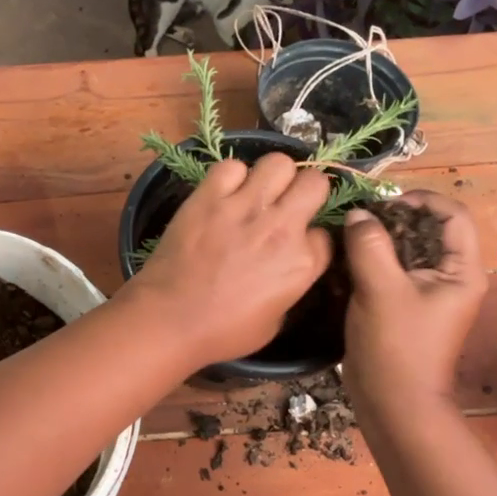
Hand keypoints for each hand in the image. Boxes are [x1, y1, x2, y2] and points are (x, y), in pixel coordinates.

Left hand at [122, 153, 333, 369]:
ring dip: (272, 176)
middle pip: (314, 183)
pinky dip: (230, 176)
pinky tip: (223, 192)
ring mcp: (243, 207)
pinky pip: (230, 167)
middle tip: (287, 202)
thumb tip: (288, 269)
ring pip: (277, 163)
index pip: (326, 233)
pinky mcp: (208, 197)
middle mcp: (281, 228)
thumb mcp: (276, 320)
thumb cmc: (223, 332)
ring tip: (257, 192)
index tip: (296, 243)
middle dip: (307, 190)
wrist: (170, 319)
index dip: (311, 236)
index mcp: (302, 263)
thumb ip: (291, 286)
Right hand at [342, 190, 487, 406]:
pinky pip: (390, 269)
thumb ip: (369, 245)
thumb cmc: (396, 346)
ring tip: (346, 240)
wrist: (392, 403)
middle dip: (391, 219)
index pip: (453, 215)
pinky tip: (343, 264)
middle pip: (426, 228)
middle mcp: (449, 277)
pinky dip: (368, 261)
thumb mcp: (381, 289)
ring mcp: (425, 292)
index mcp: (461, 271)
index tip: (382, 205)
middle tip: (357, 221)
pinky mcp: (402, 305)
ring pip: (404, 248)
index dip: (421, 200)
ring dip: (376, 240)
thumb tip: (357, 214)